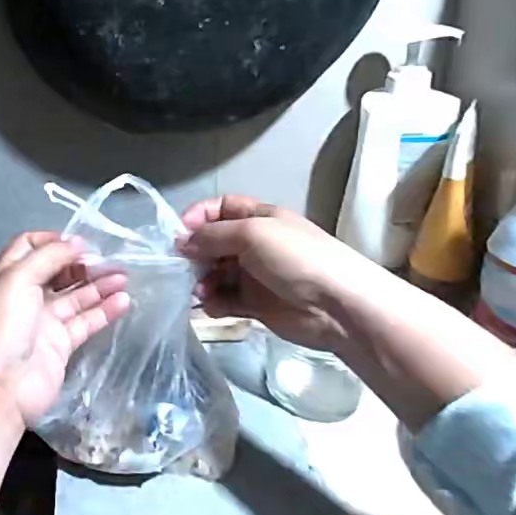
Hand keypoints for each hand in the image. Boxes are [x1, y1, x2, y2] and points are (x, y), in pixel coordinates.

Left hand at [0, 232, 131, 426]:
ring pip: (76, 296)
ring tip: (124, 276)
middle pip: (57, 271)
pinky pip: (86, 321)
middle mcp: (25, 297)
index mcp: (8, 277)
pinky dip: (105, 310)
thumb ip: (50, 256)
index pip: (29, 247)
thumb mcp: (19, 279)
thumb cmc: (2, 327)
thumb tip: (77, 242)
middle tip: (105, 259)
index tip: (78, 241)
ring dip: (99, 284)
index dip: (52, 240)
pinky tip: (123, 301)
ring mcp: (44, 322)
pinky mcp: (61, 345)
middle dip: (81, 262)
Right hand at [179, 195, 392, 349]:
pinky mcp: (256, 305)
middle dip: (195, 252)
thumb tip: (182, 242)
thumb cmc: (295, 258)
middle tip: (182, 268)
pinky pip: (225, 301)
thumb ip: (213, 235)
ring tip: (199, 290)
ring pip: (216, 273)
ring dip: (202, 280)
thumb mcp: (252, 233)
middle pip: (214, 242)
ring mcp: (255, 275)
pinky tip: (209, 307)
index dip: (198, 217)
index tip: (179, 234)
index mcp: (258, 217)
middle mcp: (255, 243)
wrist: (336, 305)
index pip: (220, 208)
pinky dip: (213, 303)